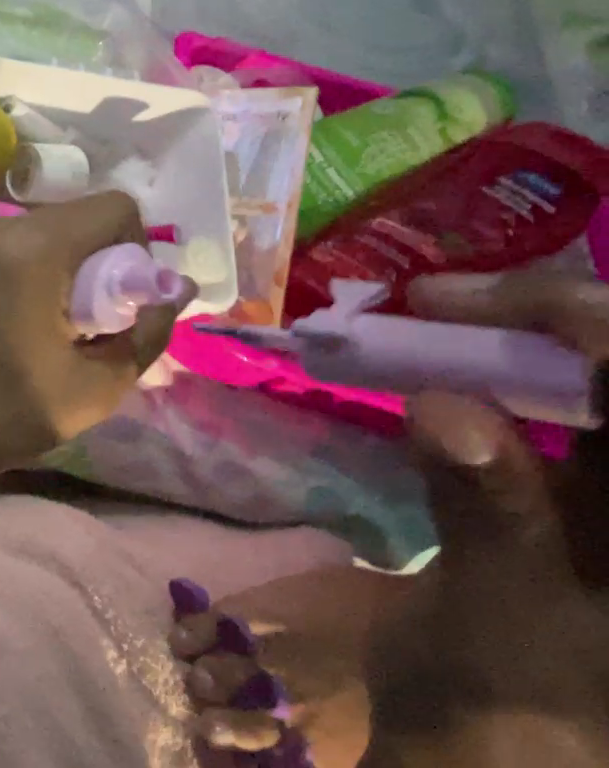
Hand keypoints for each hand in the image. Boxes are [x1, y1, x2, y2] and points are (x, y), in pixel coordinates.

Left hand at [0, 191, 189, 533]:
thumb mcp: (94, 388)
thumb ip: (145, 332)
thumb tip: (167, 293)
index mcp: (27, 249)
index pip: (112, 207)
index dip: (131, 248)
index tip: (115, 297)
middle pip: (59, 221)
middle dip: (80, 261)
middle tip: (69, 319)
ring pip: (14, 234)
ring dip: (32, 266)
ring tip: (19, 323)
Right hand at [359, 273, 608, 766]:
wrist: (490, 760)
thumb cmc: (514, 712)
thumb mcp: (506, 620)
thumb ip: (491, 512)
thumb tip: (443, 405)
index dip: (569, 317)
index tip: (444, 299)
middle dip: (547, 321)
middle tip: (438, 304)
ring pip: (591, 393)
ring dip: (517, 348)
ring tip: (430, 325)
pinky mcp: (583, 511)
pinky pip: (554, 424)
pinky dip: (495, 388)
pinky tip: (438, 378)